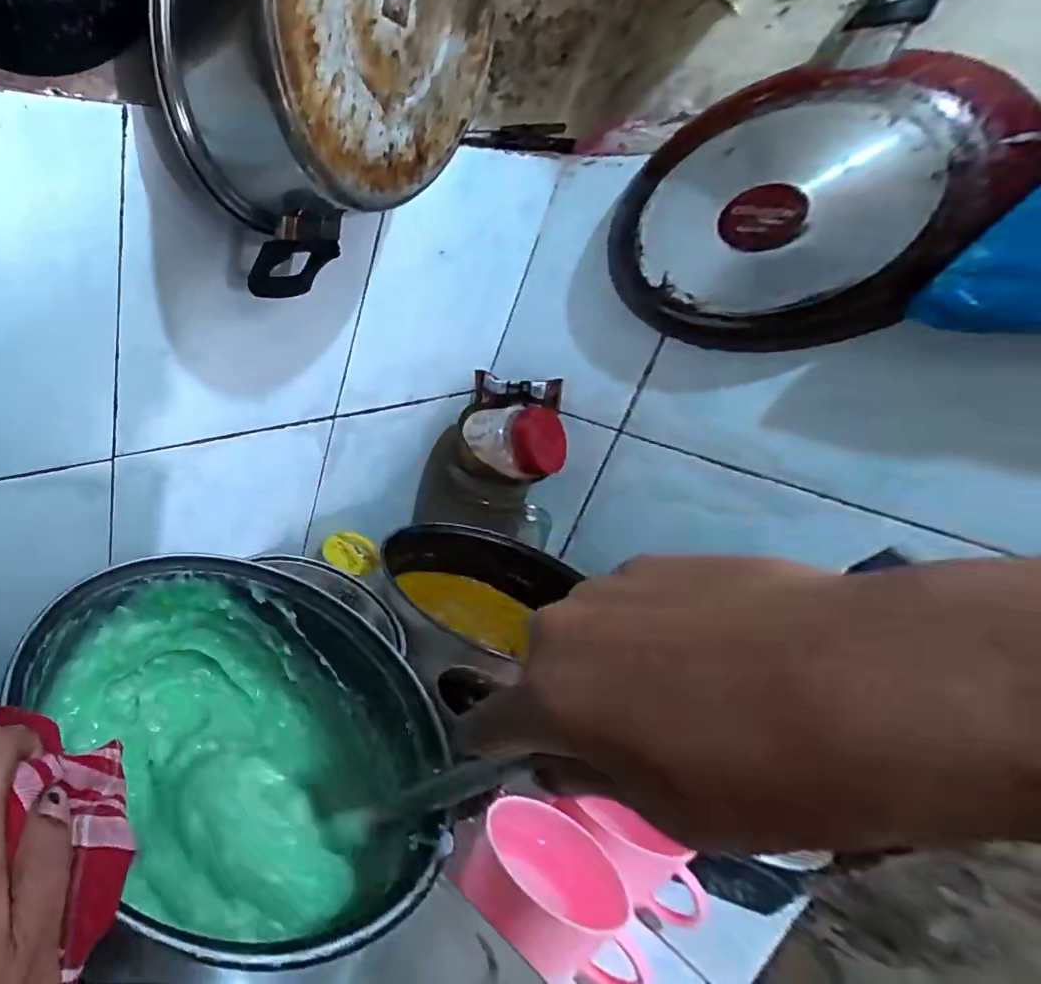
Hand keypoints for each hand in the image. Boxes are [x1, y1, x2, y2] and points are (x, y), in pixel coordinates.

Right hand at [459, 556, 1040, 851]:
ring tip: (702, 681)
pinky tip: (732, 644)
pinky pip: (635, 603)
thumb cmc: (779, 773)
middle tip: (645, 730)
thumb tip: (565, 760)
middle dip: (574, 700)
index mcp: (548, 698)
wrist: (894, 680)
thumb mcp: (682, 816)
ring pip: (589, 633)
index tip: (517, 758)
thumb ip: (599, 783)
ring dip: (616, 659)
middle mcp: (555, 632)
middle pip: (544, 673)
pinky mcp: (655, 562)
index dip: (495, 747)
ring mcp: (603, 588)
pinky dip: (661, 625)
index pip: (484, 726)